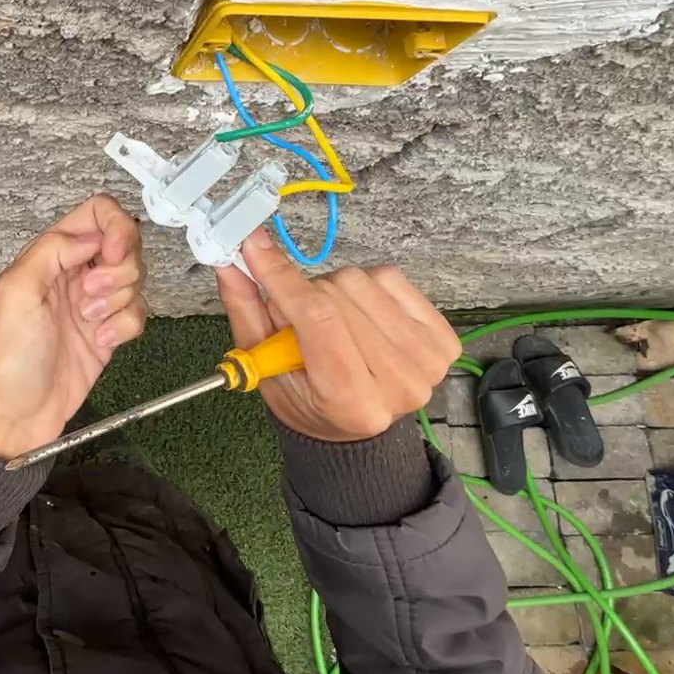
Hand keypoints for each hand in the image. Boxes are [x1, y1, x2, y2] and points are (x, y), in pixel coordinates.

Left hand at [0, 195, 146, 459]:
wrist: (17, 415)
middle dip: (118, 268)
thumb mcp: (14, 291)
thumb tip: (91, 234)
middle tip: (91, 294)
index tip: (111, 253)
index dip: (113, 226)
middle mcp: (72, 274)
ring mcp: (92, 303)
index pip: (95, 214)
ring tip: (90, 322)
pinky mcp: (108, 332)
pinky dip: (125, 326)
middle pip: (123, 244)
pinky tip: (102, 341)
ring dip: (119, 300)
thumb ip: (51, 250)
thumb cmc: (7, 359)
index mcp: (48, 256)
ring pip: (134, 278)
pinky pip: (136, 314)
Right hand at [215, 230, 460, 442]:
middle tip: (296, 320)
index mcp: (350, 400)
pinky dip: (364, 286)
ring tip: (329, 322)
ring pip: (361, 280)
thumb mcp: (263, 367)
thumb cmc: (305, 400)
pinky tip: (357, 314)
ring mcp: (427, 360)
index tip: (253, 246)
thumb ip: (246, 309)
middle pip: (337, 295)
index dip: (281, 276)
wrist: (353, 427)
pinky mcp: (443, 338)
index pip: (317, 319)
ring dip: (333, 290)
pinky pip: (389, 277)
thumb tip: (231, 260)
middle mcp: (399, 383)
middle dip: (304, 294)